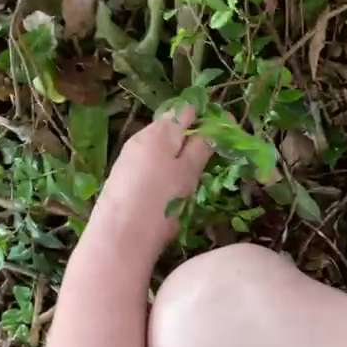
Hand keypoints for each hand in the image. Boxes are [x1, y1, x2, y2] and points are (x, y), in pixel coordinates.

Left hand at [91, 105, 212, 255]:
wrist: (119, 236)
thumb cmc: (160, 201)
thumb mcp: (188, 173)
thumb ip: (200, 148)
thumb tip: (211, 129)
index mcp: (159, 132)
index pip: (186, 110)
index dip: (207, 118)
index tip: (227, 133)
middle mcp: (141, 138)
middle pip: (172, 129)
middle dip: (192, 139)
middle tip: (210, 162)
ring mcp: (129, 157)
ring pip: (161, 148)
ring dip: (179, 157)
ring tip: (192, 179)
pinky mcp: (123, 177)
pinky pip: (150, 164)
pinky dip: (164, 170)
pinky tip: (170, 190)